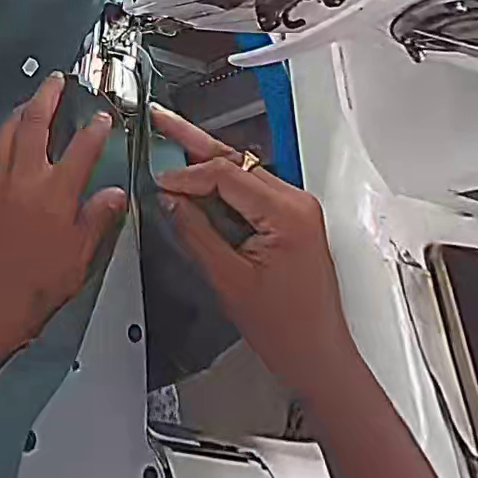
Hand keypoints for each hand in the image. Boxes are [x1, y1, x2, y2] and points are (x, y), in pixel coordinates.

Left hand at [0, 73, 128, 426]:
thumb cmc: (28, 290)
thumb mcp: (77, 259)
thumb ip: (96, 220)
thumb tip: (114, 196)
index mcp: (54, 192)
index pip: (82, 147)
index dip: (95, 128)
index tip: (102, 118)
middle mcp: (22, 178)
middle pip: (35, 121)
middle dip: (47, 95)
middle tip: (55, 80)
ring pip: (7, 132)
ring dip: (21, 111)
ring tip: (31, 102)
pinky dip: (4, 141)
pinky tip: (8, 147)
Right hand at [151, 104, 359, 397]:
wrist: (319, 357)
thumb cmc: (286, 329)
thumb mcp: (228, 279)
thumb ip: (196, 232)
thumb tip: (171, 200)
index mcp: (286, 213)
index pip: (226, 174)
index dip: (186, 174)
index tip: (159, 180)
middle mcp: (296, 201)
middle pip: (235, 160)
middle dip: (193, 139)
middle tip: (162, 120)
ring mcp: (295, 207)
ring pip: (241, 170)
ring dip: (204, 160)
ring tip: (170, 142)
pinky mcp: (289, 217)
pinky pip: (248, 189)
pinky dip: (218, 184)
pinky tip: (194, 181)